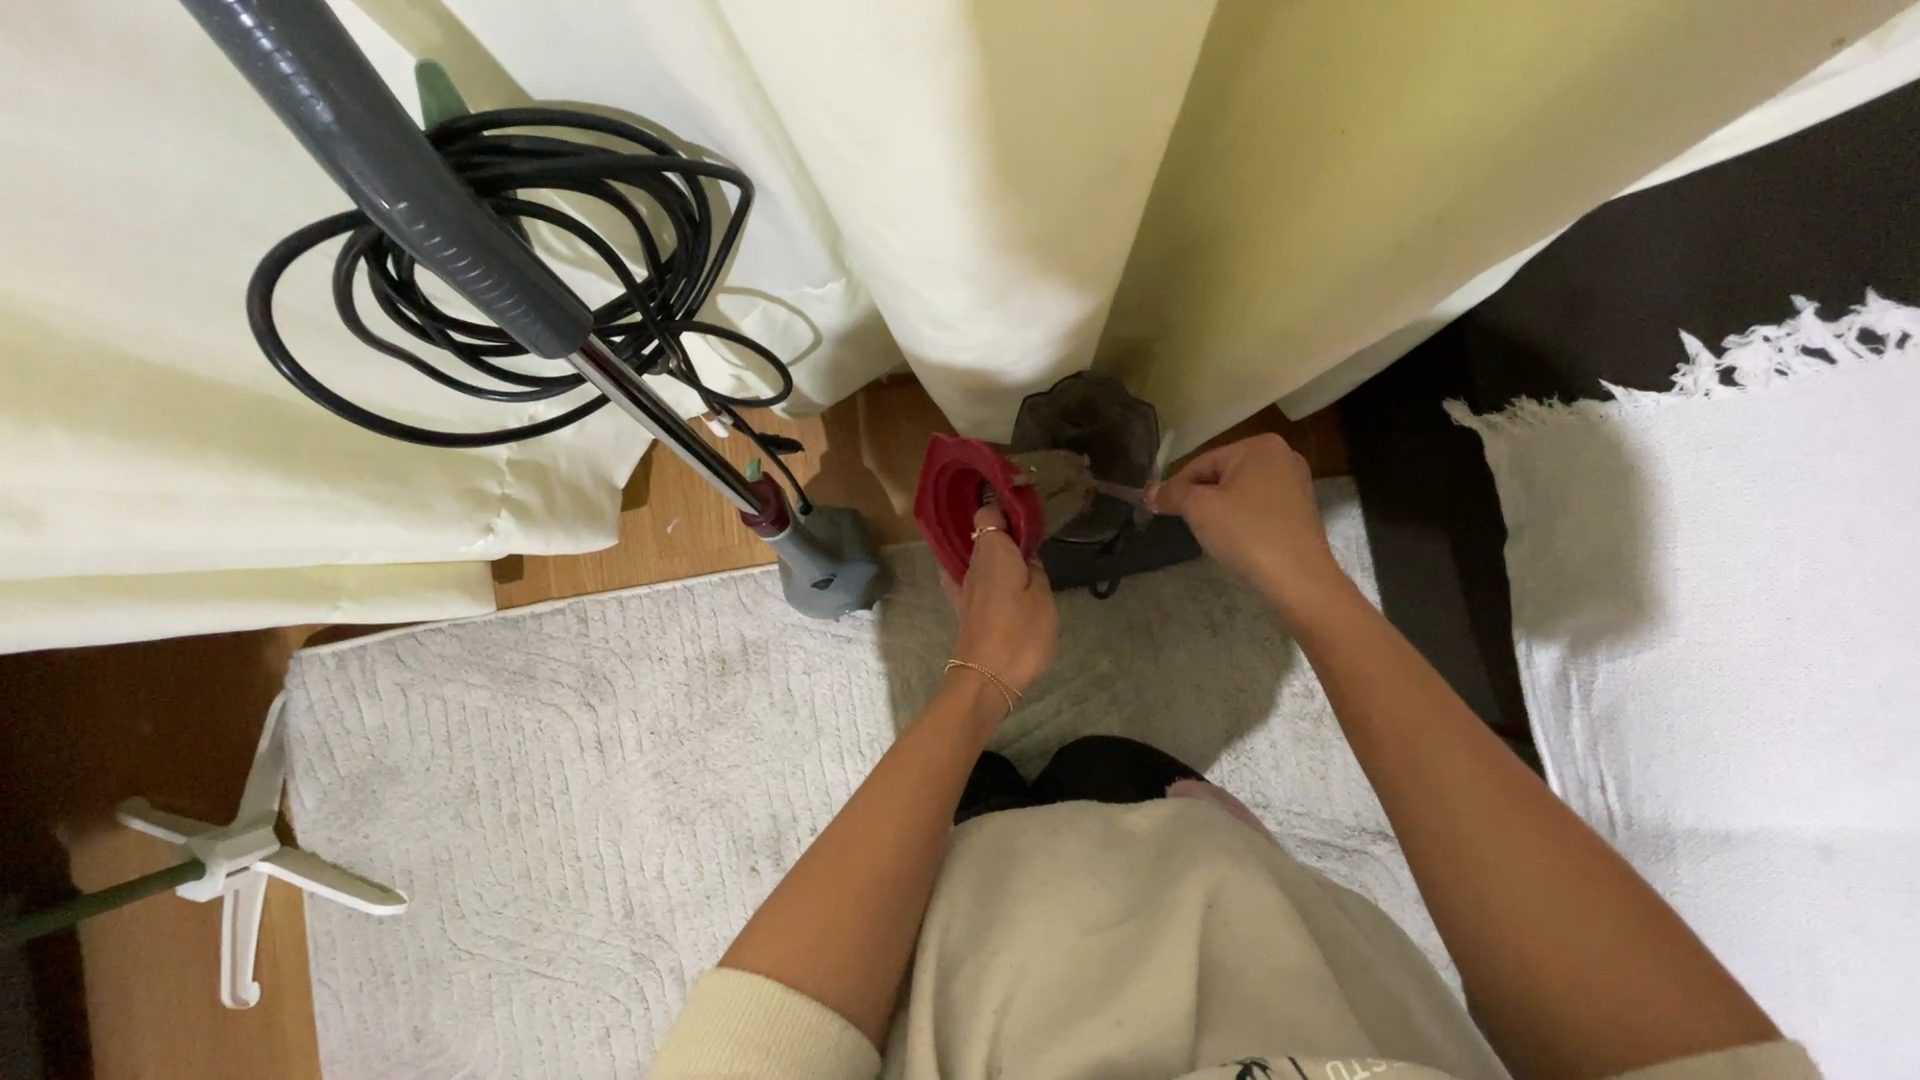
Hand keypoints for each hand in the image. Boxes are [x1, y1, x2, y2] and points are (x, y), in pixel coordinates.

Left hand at [943, 503, 1057, 700]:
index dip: (1005, 509)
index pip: (988, 513)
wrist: (987, 678)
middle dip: (1005, 533)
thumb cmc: (1020, 633)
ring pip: (978, 558)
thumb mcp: (1043, 597)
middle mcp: (972, 564)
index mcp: (992, 551)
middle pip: (983, 535)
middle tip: (1033, 543)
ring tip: (1023, 566)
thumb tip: (1027, 555)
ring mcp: (963, 588)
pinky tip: (995, 584)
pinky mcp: (963, 609)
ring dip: (997, 557)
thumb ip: (1036, 569)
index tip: (1027, 515)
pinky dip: (982, 577)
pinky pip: (970, 581)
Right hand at [1147, 434, 1346, 605]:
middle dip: (1199, 498)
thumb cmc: (1246, 533)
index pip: (1201, 463)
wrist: (1298, 578)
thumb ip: (1172, 494)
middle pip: (1221, 475)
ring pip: (1239, 491)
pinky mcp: (1300, 508)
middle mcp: (1282, 456)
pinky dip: (1240, 518)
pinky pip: (1257, 506)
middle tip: (1183, 522)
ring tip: (1209, 533)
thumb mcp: (1199, 509)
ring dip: (1218, 509)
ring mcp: (1295, 483)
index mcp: (1259, 446)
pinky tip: (1235, 538)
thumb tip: (1149, 492)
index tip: (1158, 508)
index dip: (1176, 486)